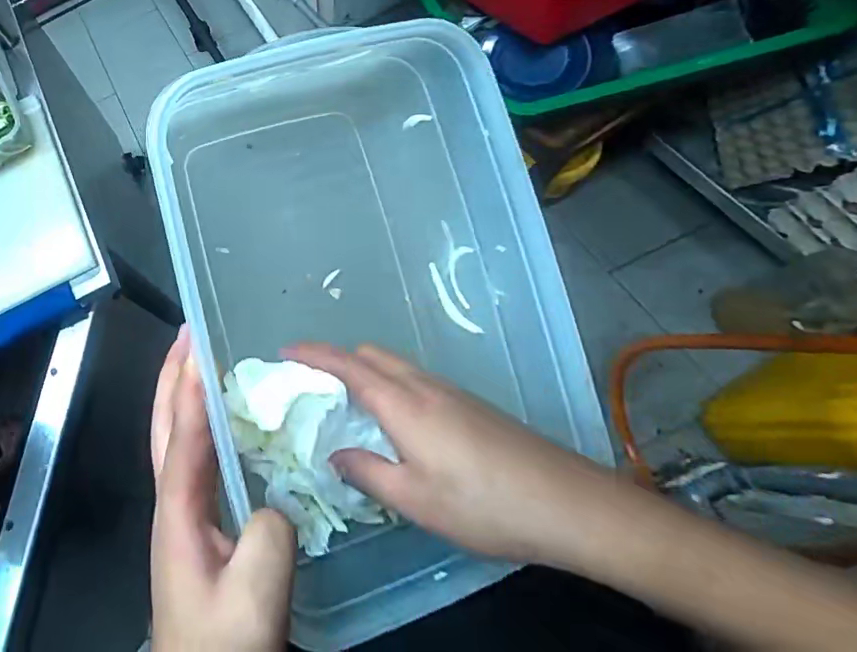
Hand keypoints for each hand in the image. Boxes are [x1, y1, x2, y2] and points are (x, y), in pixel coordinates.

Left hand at [150, 326, 293, 651]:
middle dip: (171, 375)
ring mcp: (182, 513)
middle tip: (186, 334)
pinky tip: (225, 422)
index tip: (197, 342)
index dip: (189, 386)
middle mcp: (172, 501)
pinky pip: (196, 459)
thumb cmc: (221, 646)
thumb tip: (275, 503)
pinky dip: (203, 426)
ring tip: (203, 360)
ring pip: (176, 437)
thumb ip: (268, 541)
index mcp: (177, 510)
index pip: (182, 434)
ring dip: (183, 394)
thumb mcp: (252, 600)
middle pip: (163, 424)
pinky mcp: (198, 527)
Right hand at [285, 342, 636, 569]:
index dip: (311, 354)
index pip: (345, 364)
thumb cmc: (486, 505)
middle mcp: (422, 386)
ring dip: (364, 372)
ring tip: (350, 407)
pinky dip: (389, 385)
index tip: (283, 352)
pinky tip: (397, 423)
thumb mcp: (417, 500)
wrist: (573, 505)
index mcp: (402, 403)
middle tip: (314, 386)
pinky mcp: (470, 405)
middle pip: (369, 354)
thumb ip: (367, 473)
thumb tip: (334, 455)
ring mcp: (450, 392)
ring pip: (393, 364)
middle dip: (336, 359)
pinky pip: (414, 379)